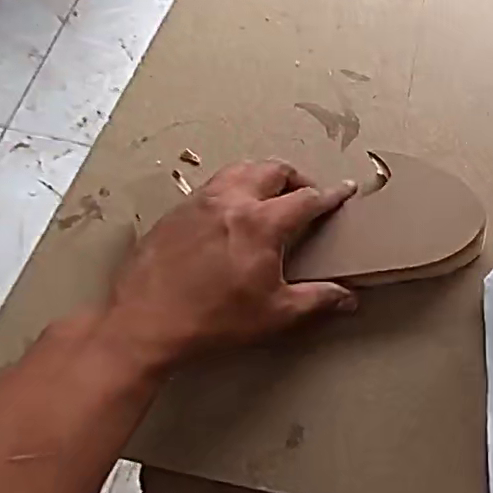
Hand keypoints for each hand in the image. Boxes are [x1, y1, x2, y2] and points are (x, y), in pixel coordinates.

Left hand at [96, 159, 357, 372]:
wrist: (145, 323)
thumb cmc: (212, 320)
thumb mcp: (276, 314)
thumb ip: (317, 300)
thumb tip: (347, 298)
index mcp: (260, 223)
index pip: (307, 198)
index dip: (331, 195)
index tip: (344, 191)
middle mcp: (230, 201)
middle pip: (273, 170)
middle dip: (297, 178)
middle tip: (307, 196)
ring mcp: (199, 203)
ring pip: (240, 170)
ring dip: (263, 177)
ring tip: (272, 198)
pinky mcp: (176, 212)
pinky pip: (213, 186)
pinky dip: (234, 189)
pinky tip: (233, 215)